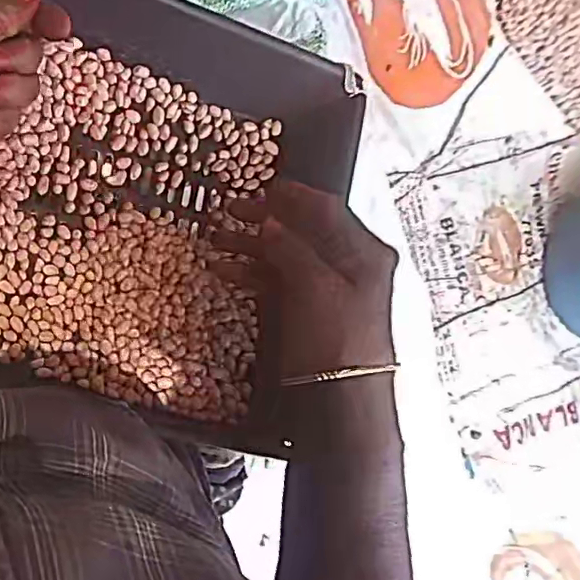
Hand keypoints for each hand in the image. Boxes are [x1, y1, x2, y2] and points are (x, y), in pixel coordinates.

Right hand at [214, 180, 398, 378]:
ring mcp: (324, 287)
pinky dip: (251, 273)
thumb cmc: (336, 337)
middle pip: (301, 231)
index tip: (261, 185)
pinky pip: (277, 281)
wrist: (339, 394)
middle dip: (264, 220)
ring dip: (251, 246)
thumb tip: (269, 220)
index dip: (293, 195)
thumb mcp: (316, 286)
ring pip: (284, 255)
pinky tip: (225, 270)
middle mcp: (346, 264)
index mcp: (362, 252)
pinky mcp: (306, 309)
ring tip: (217, 239)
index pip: (326, 210)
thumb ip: (292, 249)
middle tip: (230, 211)